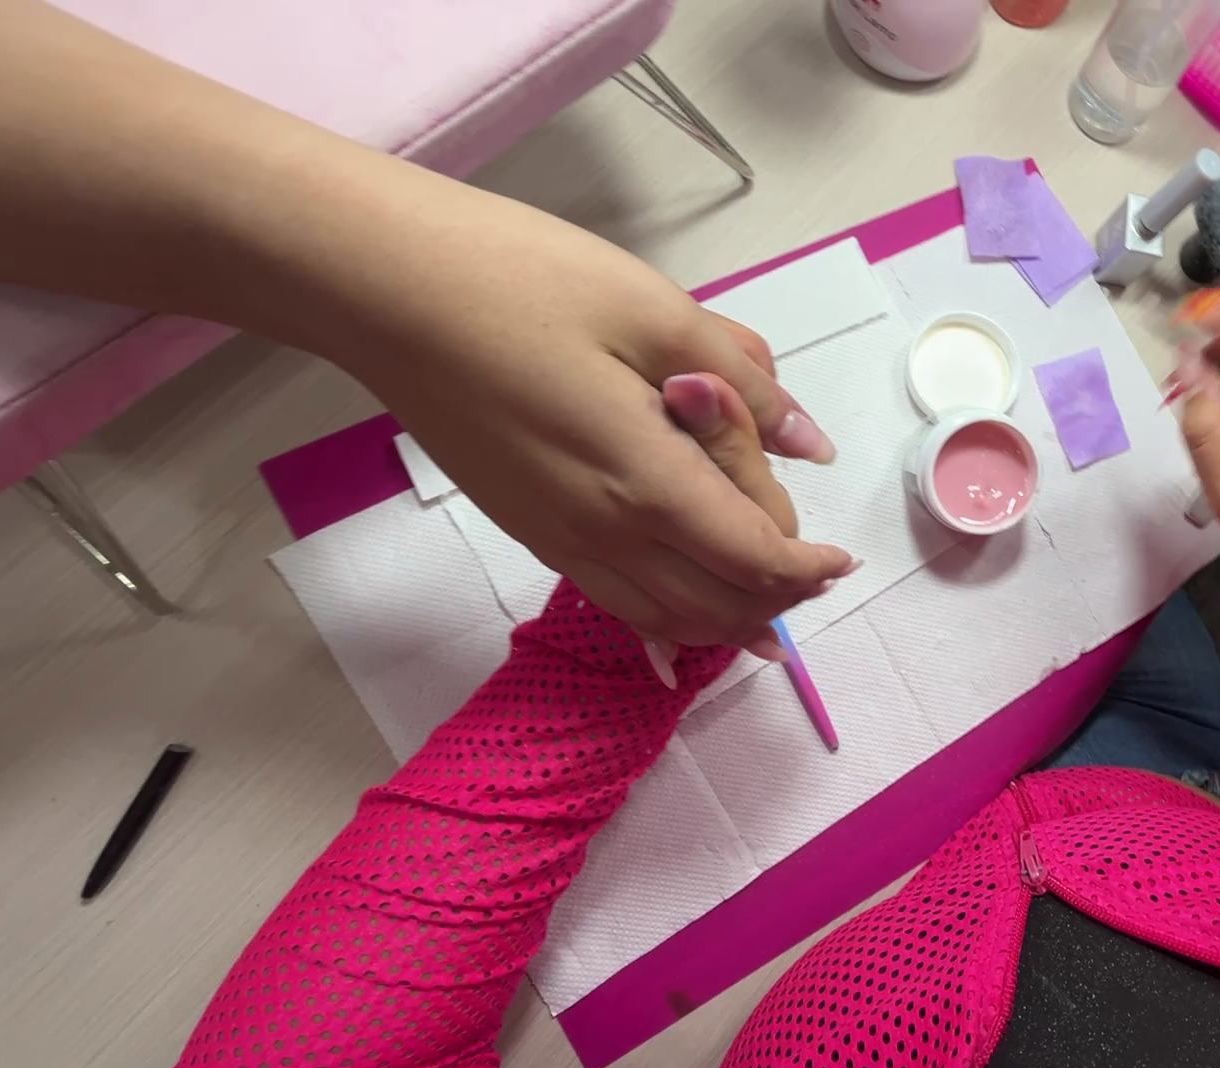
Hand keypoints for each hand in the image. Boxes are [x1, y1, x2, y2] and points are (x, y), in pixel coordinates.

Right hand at [335, 189, 856, 652]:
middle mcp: (605, 532)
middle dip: (777, 599)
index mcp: (648, 479)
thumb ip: (747, 391)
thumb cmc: (525, 283)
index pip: (754, 557)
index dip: (808, 569)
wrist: (376, 285)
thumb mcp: (661, 315)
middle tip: (815, 579)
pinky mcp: (533, 528)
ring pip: (665, 618)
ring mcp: (561, 539)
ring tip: (769, 620)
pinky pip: (615, 603)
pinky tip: (680, 633)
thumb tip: (812, 446)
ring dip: (727, 624)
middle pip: (716, 602)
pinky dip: (666, 624)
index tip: (843, 561)